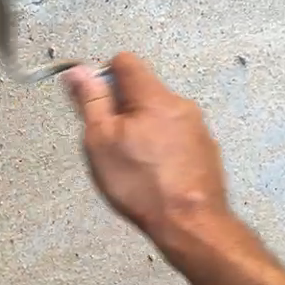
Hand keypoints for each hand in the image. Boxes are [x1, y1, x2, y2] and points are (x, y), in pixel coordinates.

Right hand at [64, 53, 232, 243]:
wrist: (190, 223)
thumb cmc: (140, 182)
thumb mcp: (101, 140)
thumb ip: (90, 100)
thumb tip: (79, 71)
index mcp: (153, 96)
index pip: (124, 62)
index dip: (102, 76)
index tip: (94, 105)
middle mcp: (180, 104)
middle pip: (141, 89)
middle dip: (120, 107)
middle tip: (107, 141)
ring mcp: (197, 128)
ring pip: (157, 114)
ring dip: (139, 127)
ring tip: (129, 162)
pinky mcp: (205, 150)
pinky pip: (173, 134)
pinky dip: (158, 145)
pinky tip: (151, 173)